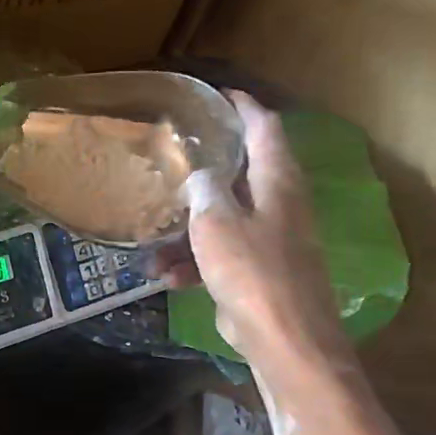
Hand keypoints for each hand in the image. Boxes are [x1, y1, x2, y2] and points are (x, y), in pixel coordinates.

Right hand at [164, 91, 350, 371]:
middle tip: (169, 163)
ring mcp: (271, 241)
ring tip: (151, 246)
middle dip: (203, 172)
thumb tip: (199, 175)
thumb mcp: (217, 224)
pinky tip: (165, 278)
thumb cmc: (253, 272)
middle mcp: (280, 205)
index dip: (243, 107)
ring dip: (187, 231)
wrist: (284, 338)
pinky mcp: (259, 272)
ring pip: (223, 221)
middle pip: (241, 175)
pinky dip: (195, 263)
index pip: (265, 128)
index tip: (217, 95)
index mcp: (278, 183)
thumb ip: (205, 191)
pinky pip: (221, 256)